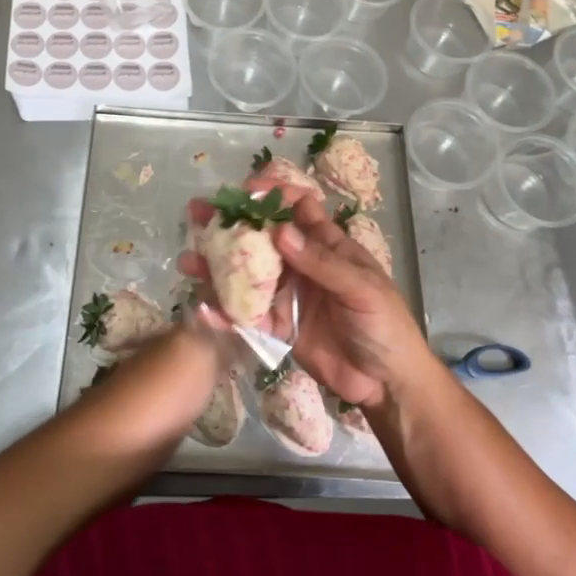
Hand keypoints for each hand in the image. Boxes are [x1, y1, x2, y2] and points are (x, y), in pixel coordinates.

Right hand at [178, 178, 430, 409]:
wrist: (387, 384)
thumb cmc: (385, 325)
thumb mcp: (361, 289)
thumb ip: (321, 263)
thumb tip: (280, 230)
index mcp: (328, 245)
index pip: (297, 208)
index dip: (273, 195)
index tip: (245, 192)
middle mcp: (302, 265)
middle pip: (262, 237)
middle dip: (230, 224)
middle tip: (197, 214)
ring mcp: (288, 296)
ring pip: (247, 275)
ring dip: (217, 266)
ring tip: (188, 259)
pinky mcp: (279, 328)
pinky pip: (247, 317)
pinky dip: (224, 313)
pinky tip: (202, 308)